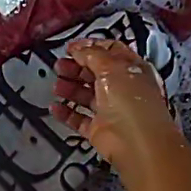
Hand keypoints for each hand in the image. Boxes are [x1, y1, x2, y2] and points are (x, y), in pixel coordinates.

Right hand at [52, 39, 184, 170]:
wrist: (136, 142)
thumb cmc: (132, 102)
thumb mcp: (112, 68)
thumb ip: (92, 55)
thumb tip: (78, 48)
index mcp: (130, 69)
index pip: (110, 52)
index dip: (90, 47)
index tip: (70, 47)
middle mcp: (121, 88)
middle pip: (94, 73)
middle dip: (75, 68)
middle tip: (59, 66)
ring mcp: (110, 109)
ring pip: (85, 95)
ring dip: (69, 88)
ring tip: (56, 85)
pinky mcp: (98, 129)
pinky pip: (78, 119)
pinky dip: (65, 113)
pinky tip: (55, 107)